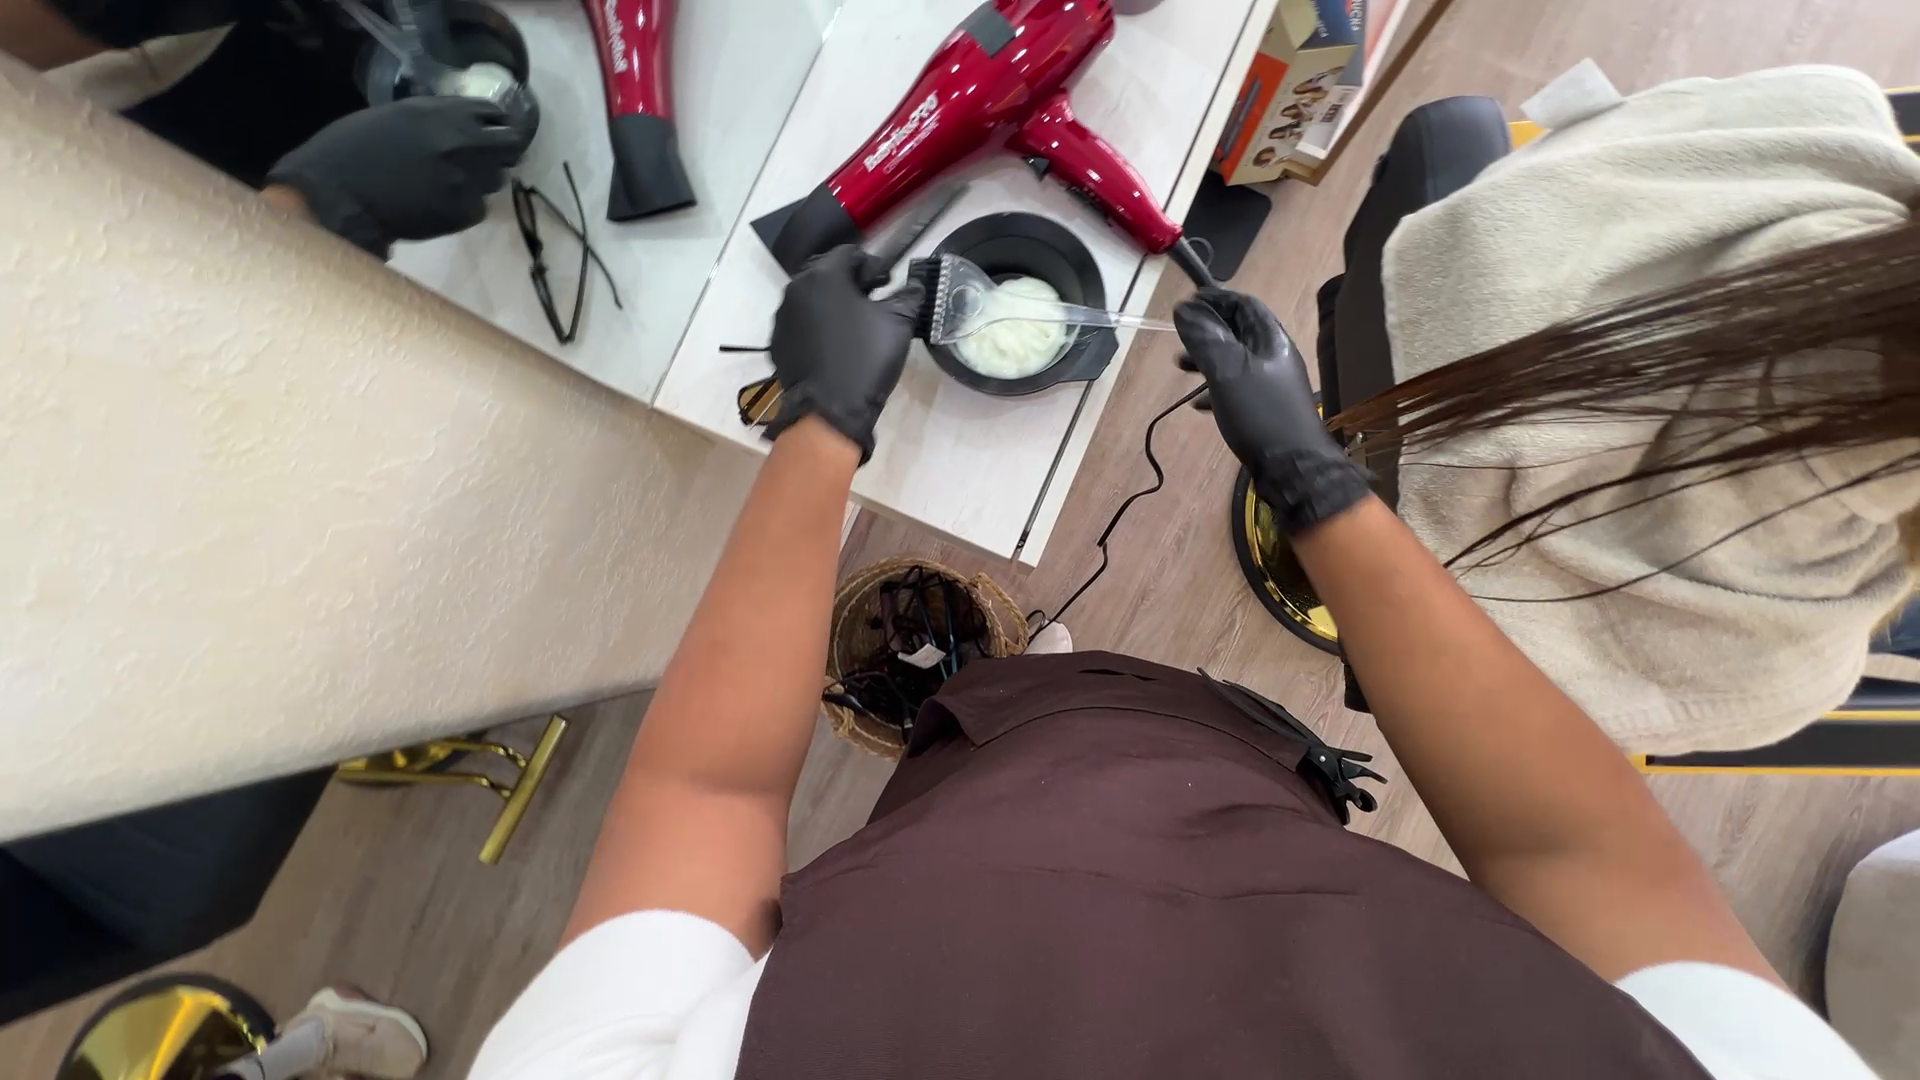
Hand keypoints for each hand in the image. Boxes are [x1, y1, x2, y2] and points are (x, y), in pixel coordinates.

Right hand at [265, 97, 530, 257]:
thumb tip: (468, 124)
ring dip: (482, 179)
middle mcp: (461, 144)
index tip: (494, 128)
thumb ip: (436, 119)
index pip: (492, 113)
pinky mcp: (468, 211)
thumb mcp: (394, 117)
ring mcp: (468, 180)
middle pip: (510, 145)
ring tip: (452, 181)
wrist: (338, 195)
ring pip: (496, 178)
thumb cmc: (352, 150)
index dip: (495, 122)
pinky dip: (466, 206)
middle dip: (503, 149)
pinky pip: (480, 207)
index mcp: (439, 114)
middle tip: (493, 156)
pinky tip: (439, 204)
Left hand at [764, 245, 926, 462]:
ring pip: (810, 298)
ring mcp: (782, 316)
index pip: (850, 253)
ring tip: (850, 327)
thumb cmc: (866, 359)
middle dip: (849, 284)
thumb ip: (908, 296)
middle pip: (826, 273)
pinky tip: (832, 347)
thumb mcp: (898, 324)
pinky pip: (800, 324)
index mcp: (825, 275)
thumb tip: (915, 285)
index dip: (872, 266)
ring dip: (830, 305)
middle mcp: (796, 288)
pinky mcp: (777, 341)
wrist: (830, 408)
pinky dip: (815, 327)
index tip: (886, 284)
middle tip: (870, 304)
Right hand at [1174, 287, 1371, 534]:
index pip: (1243, 305)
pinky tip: (1199, 404)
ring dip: (1207, 360)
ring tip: (1182, 368)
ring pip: (1234, 360)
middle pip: (1238, 332)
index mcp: (1270, 340)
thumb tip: (1184, 309)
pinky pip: (1236, 387)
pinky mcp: (1265, 408)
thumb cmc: (1260, 414)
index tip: (1186, 303)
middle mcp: (1274, 356)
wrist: (1293, 467)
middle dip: (1207, 331)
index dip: (1215, 299)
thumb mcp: (1227, 373)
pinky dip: (1214, 388)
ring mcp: (1271, 384)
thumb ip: (1205, 339)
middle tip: (1179, 339)